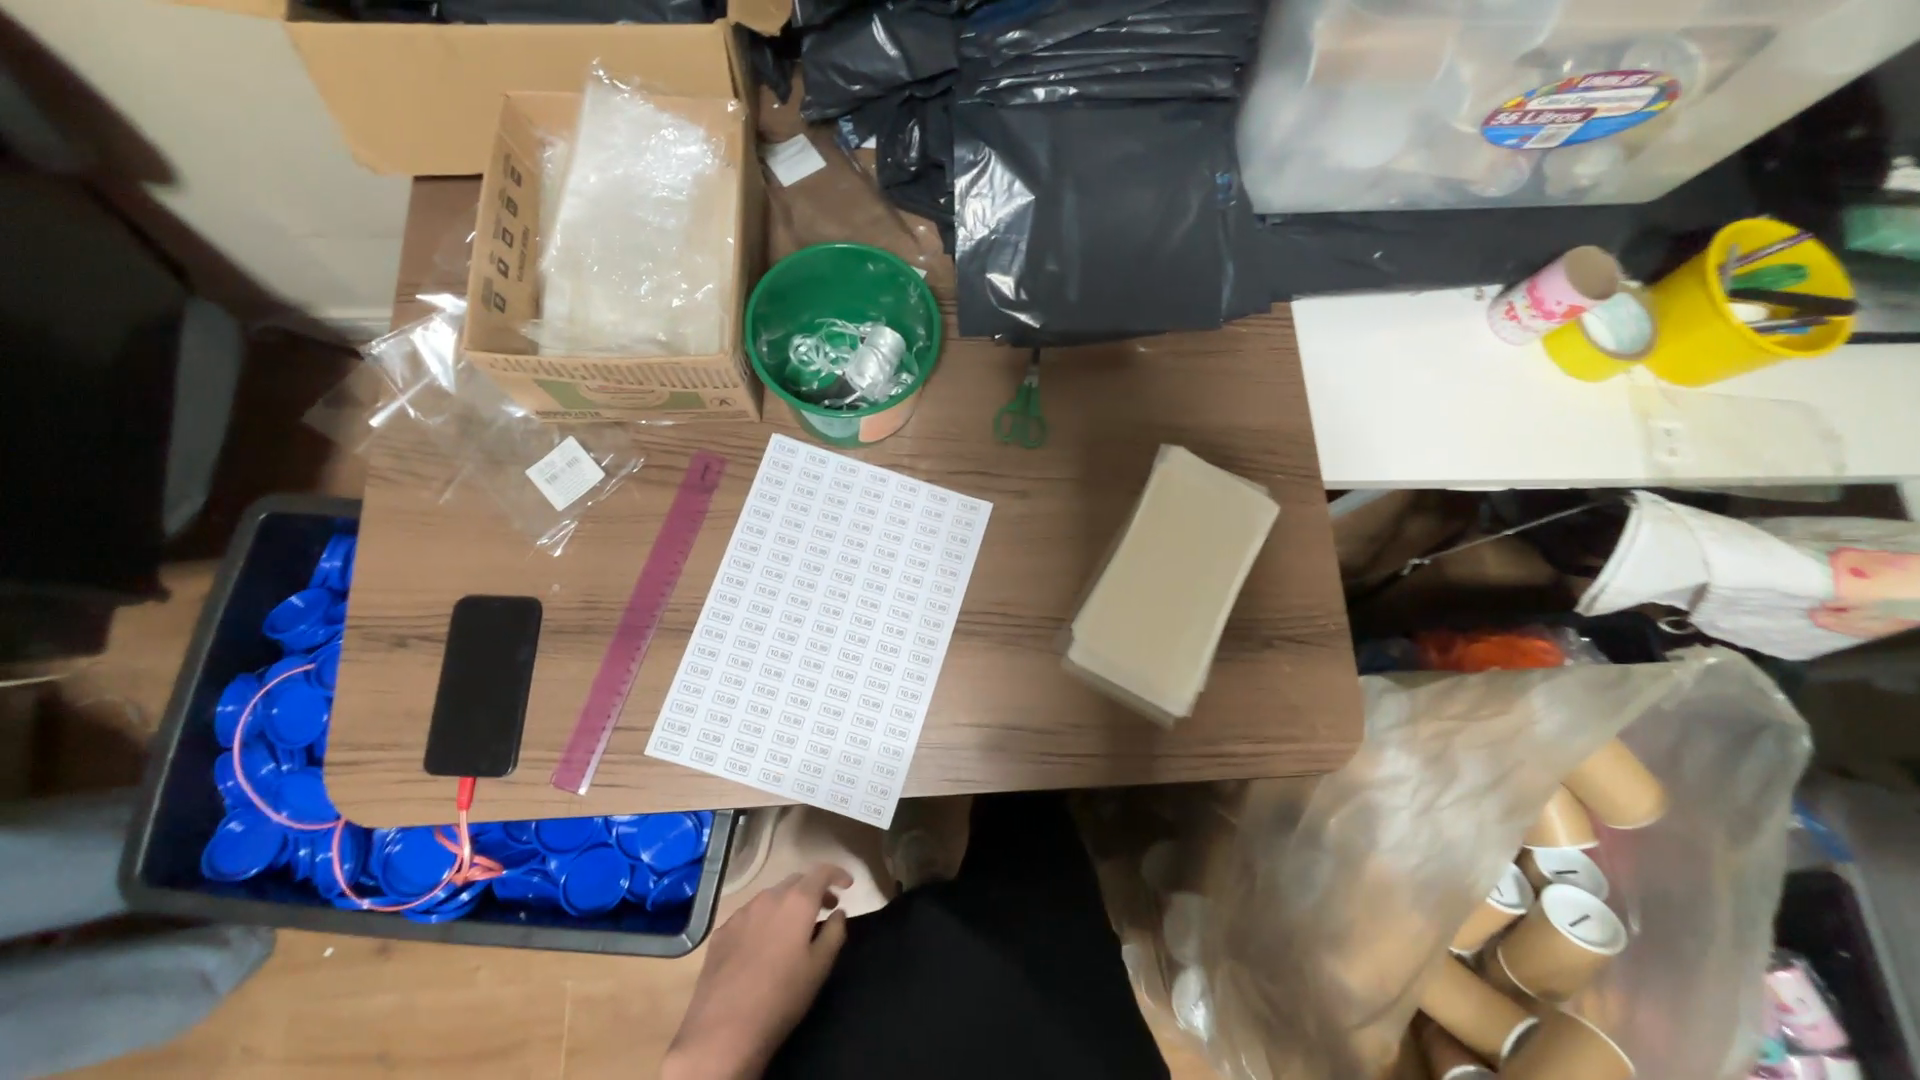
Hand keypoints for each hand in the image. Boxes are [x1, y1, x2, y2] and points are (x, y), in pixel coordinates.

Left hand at [663, 864, 852, 1079]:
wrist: (723, 1029)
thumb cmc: (781, 997)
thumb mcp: (820, 967)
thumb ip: (835, 932)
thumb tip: (839, 911)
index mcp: (796, 902)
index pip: (821, 872)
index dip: (837, 874)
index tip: (848, 885)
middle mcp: (767, 898)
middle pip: (795, 881)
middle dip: (813, 890)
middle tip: (825, 908)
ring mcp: (740, 914)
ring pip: (770, 897)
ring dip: (787, 904)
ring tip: (795, 928)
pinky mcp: (721, 932)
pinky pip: (749, 916)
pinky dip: (764, 920)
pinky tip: (764, 945)